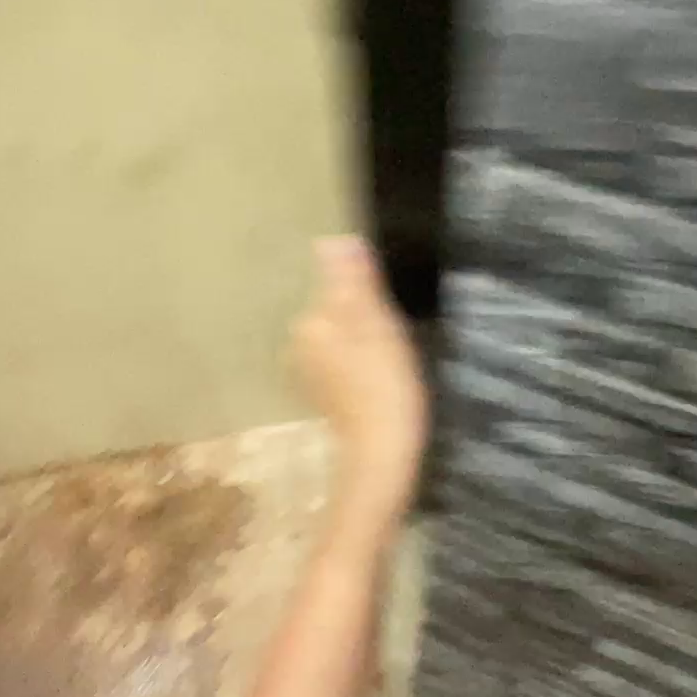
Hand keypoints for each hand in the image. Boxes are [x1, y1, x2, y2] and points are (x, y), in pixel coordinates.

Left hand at [291, 235, 429, 544]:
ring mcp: (310, 372)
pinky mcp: (323, 394)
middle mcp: (300, 344)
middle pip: (341, 313)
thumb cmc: (384, 386)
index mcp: (311, 322)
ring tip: (391, 367)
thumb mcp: (375, 325)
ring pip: (345, 338)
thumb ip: (353, 283)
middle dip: (368, 323)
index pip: (342, 290)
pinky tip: (381, 384)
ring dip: (367, 345)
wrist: (381, 457)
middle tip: (395, 349)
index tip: (390, 331)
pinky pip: (346, 364)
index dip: (373, 305)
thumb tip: (332, 240)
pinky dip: (363, 367)